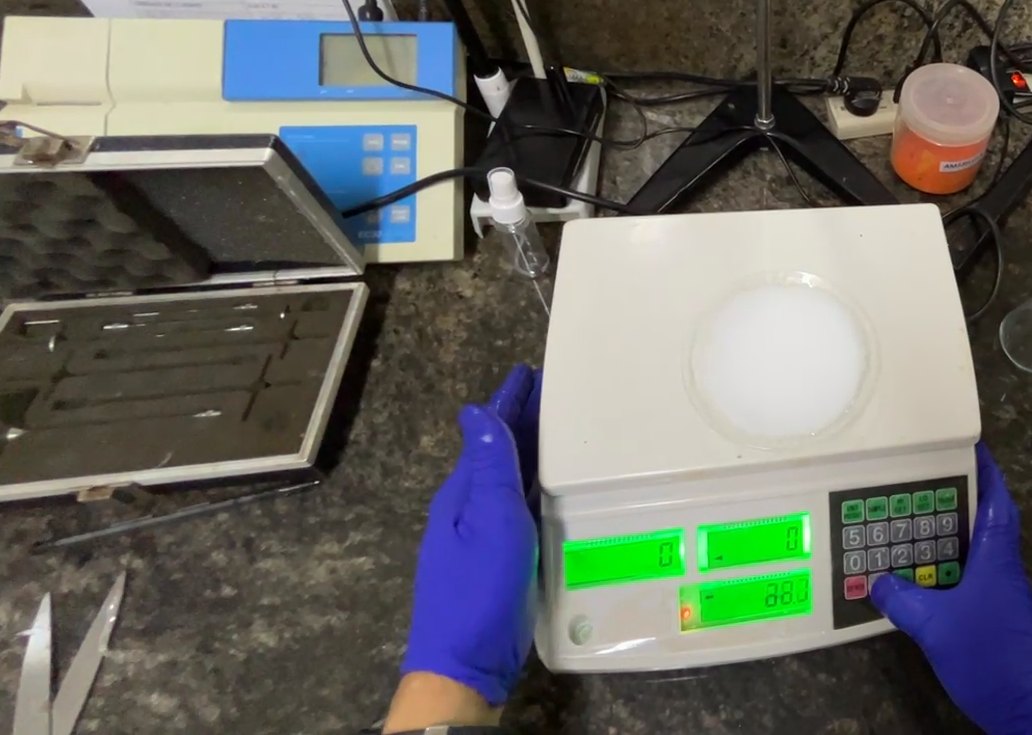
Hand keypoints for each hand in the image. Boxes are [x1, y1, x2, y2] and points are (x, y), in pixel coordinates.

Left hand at [400, 363, 541, 706]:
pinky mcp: (507, 550)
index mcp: (465, 491)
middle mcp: (474, 504)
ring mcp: (488, 529)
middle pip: (503, 448)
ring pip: (516, 472)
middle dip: (525, 416)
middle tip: (558, 389)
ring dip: (535, 445)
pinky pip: (526, 498)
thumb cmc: (479, 585)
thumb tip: (476, 413)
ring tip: (566, 423)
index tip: (530, 371)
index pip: (490, 432)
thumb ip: (490, 467)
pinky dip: (542, 477)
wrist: (467, 659)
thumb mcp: (490, 520)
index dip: (508, 401)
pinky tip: (561, 477)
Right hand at [871, 444, 1031, 734]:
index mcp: (997, 553)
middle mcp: (1004, 563)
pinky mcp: (1000, 610)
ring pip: (984, 542)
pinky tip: (931, 568)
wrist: (1026, 708)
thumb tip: (875, 580)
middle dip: (968, 492)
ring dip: (961, 525)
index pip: (997, 497)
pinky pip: (977, 569)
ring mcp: (1004, 588)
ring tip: (924, 514)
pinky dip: (957, 558)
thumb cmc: (987, 654)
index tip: (969, 445)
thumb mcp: (934, 626)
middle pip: (991, 514)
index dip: (987, 469)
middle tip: (934, 475)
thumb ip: (903, 600)